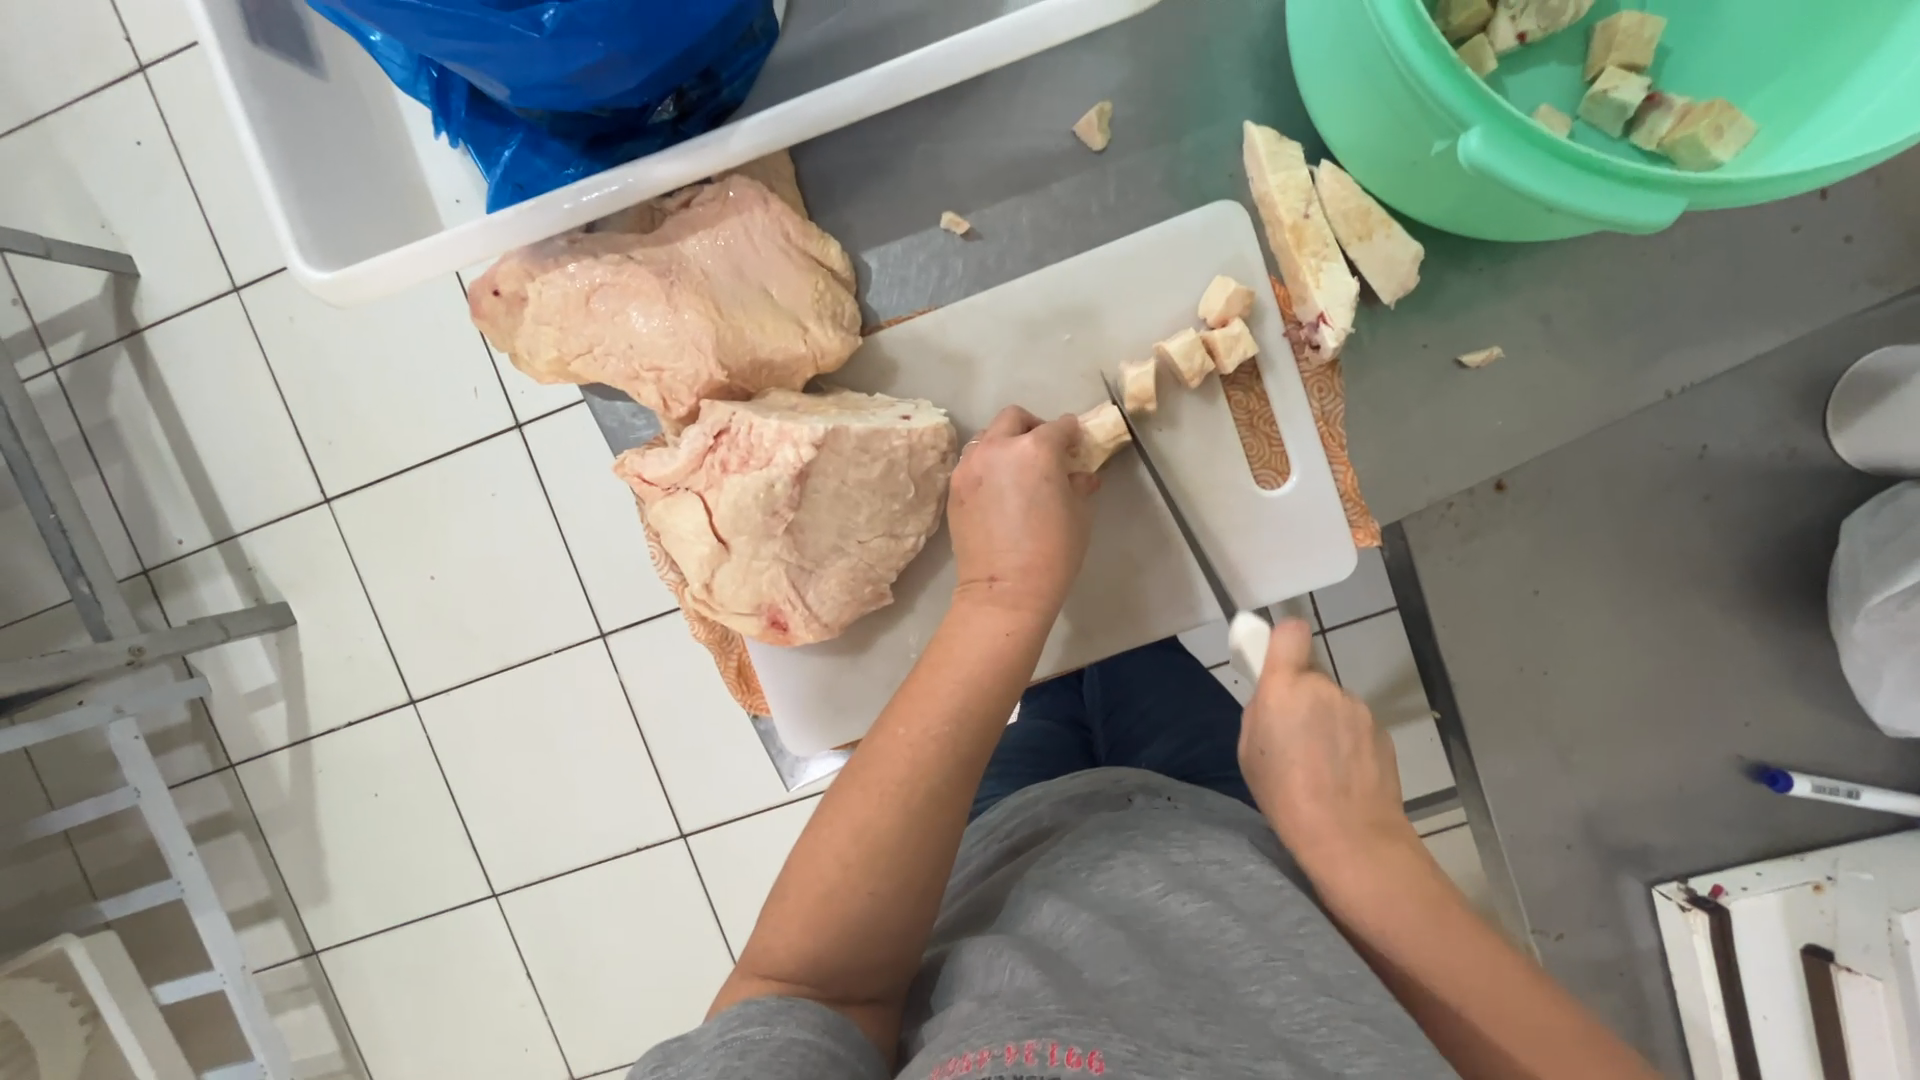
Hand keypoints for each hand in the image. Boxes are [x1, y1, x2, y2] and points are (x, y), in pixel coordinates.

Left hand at [947, 407, 1098, 620]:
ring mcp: (970, 466)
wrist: (1006, 590)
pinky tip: (998, 490)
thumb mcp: (1079, 514)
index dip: (1071, 434)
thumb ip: (1079, 484)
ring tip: (1016, 471)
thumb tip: (1081, 475)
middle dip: (1033, 427)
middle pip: (1014, 418)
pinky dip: (986, 465)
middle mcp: (998, 448)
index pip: (1059, 427)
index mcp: (1037, 449)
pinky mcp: (954, 487)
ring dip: (1005, 444)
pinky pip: (972, 462)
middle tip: (1044, 452)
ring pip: (987, 437)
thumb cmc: (1053, 552)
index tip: (1075, 446)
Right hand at [1238, 620, 1420, 874]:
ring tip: (1322, 763)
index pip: (1290, 633)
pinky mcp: (1382, 731)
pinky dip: (1348, 741)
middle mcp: (1324, 687)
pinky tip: (1344, 774)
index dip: (1283, 640)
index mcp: (1284, 687)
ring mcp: (1358, 708)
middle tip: (1294, 736)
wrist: (1349, 835)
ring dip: (1326, 720)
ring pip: (1334, 702)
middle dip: (1301, 696)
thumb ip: (1263, 711)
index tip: (1277, 661)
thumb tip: (1277, 698)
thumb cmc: (1284, 794)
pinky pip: (1355, 725)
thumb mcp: (1250, 750)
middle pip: (1310, 675)